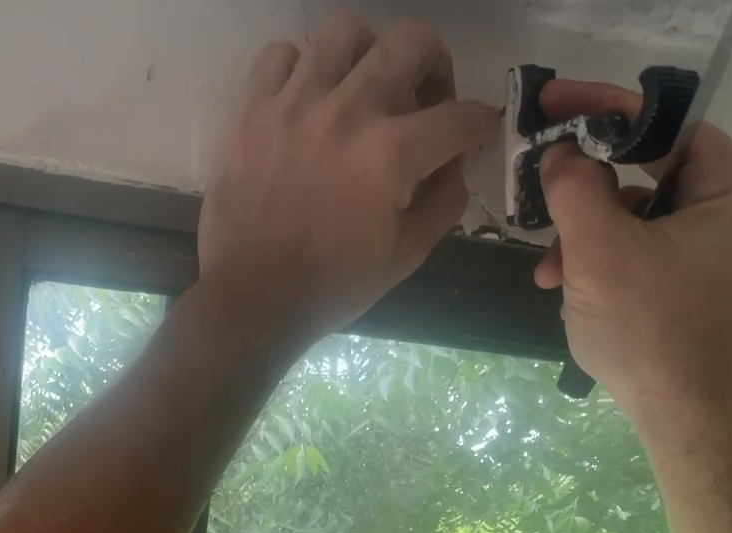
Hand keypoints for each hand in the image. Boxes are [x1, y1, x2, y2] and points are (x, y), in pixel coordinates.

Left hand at [199, 14, 497, 344]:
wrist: (252, 301)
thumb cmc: (330, 288)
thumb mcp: (404, 257)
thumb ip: (443, 202)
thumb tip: (455, 162)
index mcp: (392, 154)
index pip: (461, 115)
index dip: (480, 124)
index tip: (473, 134)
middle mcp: (348, 113)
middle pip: (413, 42)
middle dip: (434, 67)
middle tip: (420, 101)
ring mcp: (294, 106)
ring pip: (344, 32)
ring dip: (364, 56)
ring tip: (357, 92)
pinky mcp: (251, 114)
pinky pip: (278, 56)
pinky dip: (297, 69)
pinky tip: (303, 101)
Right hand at [533, 80, 731, 422]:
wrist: (679, 407)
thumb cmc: (648, 324)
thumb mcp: (600, 250)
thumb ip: (575, 189)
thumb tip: (558, 153)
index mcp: (730, 180)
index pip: (660, 123)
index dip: (601, 111)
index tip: (550, 106)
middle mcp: (726, 202)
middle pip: (640, 170)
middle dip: (581, 195)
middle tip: (536, 200)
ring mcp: (704, 241)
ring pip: (627, 214)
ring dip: (579, 237)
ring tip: (548, 272)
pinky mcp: (681, 274)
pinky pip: (630, 247)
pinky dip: (593, 261)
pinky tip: (565, 288)